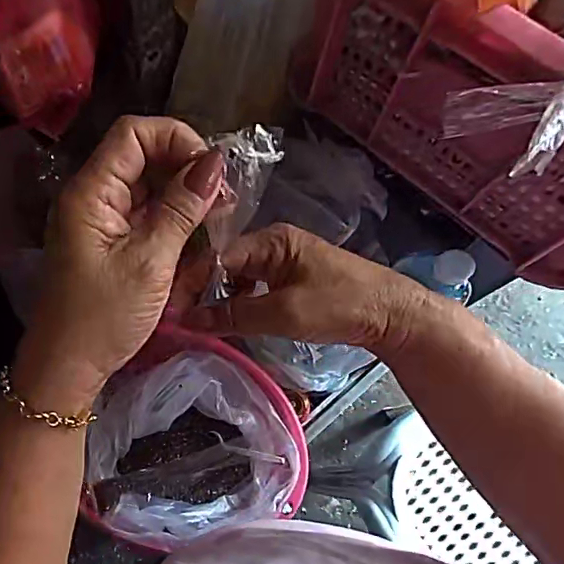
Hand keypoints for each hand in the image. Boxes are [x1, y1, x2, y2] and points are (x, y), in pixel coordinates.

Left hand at [13, 116, 226, 413]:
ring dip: (181, 199)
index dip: (177, 138)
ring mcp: (97, 222)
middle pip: (140, 157)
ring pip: (145, 188)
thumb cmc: (103, 319)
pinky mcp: (105, 244)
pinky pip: (141, 217)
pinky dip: (168, 222)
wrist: (65, 368)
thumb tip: (214, 161)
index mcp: (90, 193)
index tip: (212, 170)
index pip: (133, 134)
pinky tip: (193, 240)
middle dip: (185, 170)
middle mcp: (90, 198)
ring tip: (214, 222)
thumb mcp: (150, 262)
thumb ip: (181, 208)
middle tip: (223, 202)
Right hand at [177, 223, 443, 354]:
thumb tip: (188, 321)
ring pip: (235, 279)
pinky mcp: (288, 279)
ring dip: (219, 301)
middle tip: (181, 320)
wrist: (393, 316)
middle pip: (222, 266)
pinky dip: (238, 305)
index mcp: (270, 239)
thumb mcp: (283, 313)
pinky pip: (251, 289)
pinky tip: (229, 323)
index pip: (215, 257)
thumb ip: (233, 316)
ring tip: (200, 324)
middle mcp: (271, 244)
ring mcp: (281, 261)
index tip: (171, 310)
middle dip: (201, 292)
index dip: (190, 283)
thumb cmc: (340, 305)